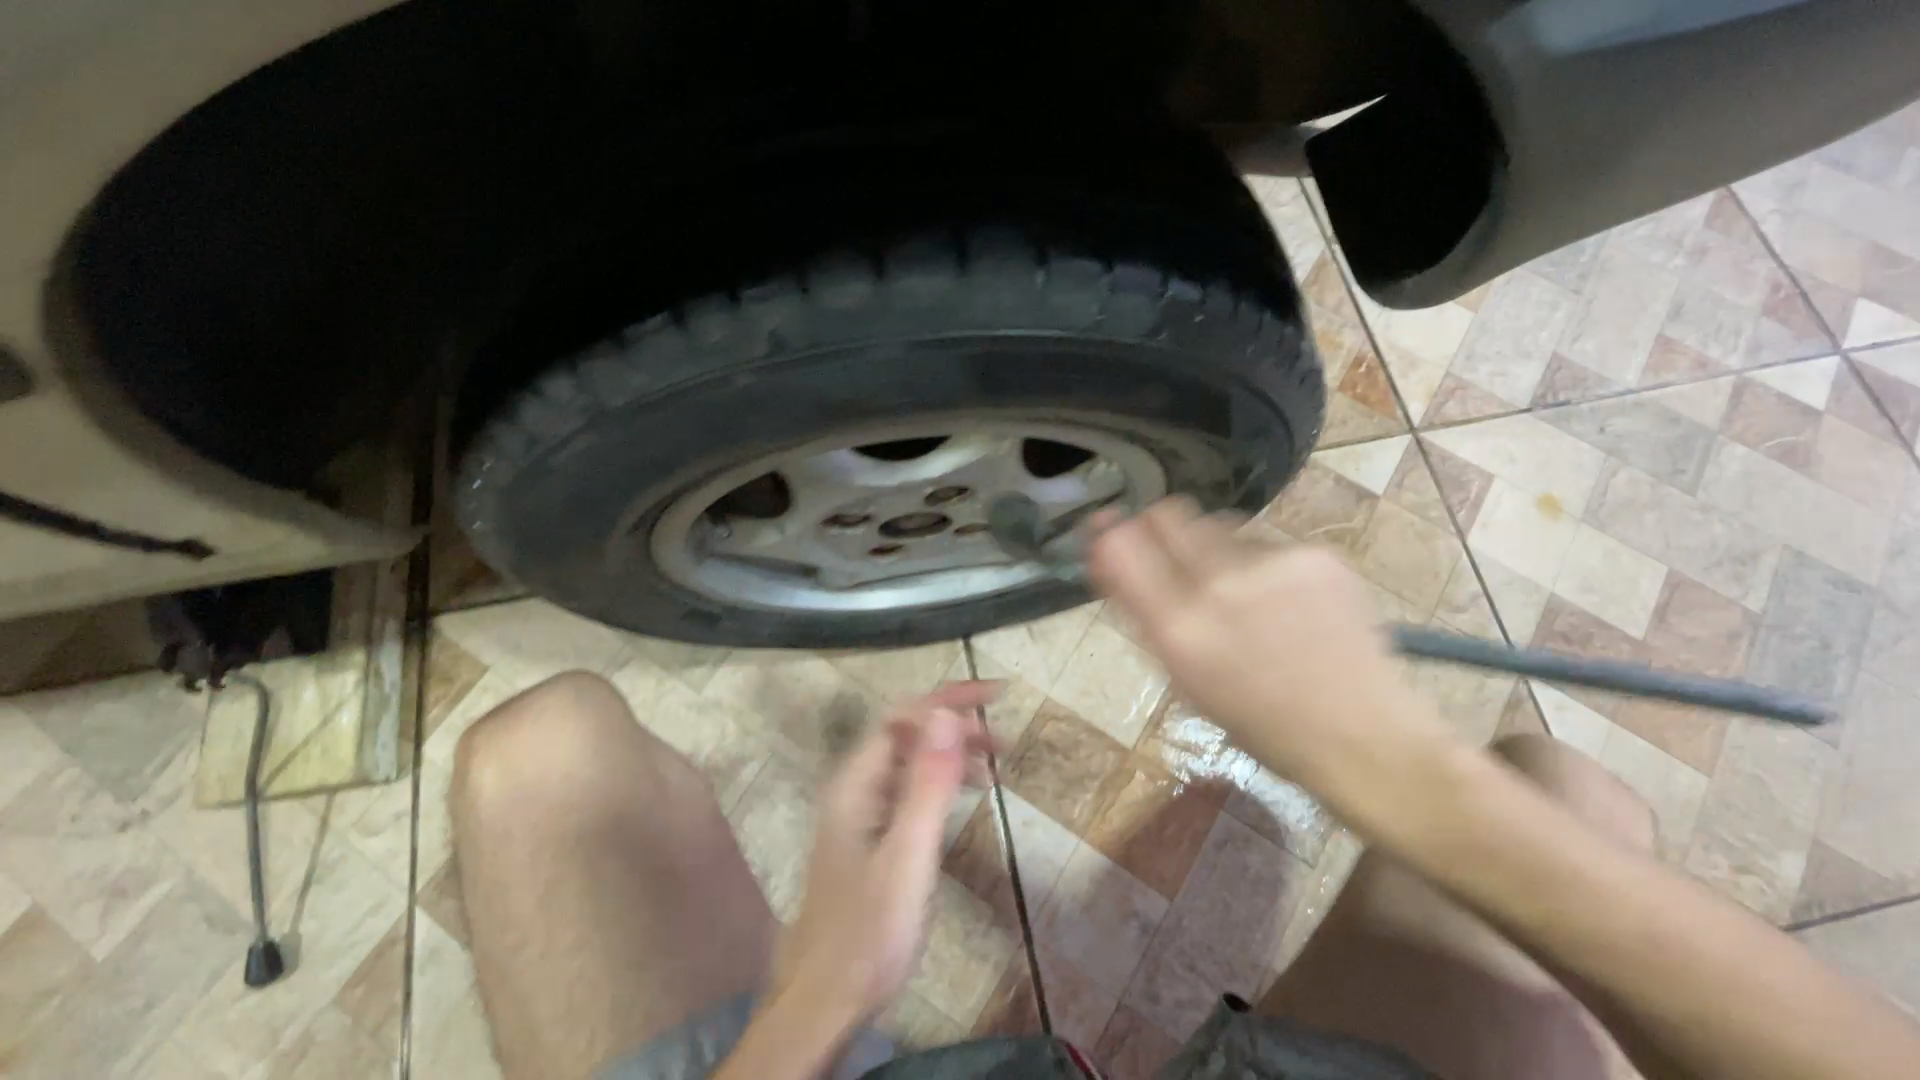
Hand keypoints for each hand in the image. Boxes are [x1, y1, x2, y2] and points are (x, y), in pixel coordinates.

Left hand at [771, 682, 998, 1023]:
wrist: (824, 1000)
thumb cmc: (868, 932)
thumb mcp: (907, 856)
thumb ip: (927, 785)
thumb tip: (946, 713)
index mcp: (856, 785)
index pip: (902, 716)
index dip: (947, 700)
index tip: (996, 699)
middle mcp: (853, 790)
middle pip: (904, 734)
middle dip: (953, 724)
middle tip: (1005, 738)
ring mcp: (858, 816)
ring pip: (907, 763)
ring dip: (949, 753)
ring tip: (995, 765)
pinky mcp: (869, 841)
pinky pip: (906, 792)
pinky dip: (939, 783)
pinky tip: (963, 797)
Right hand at [1087, 497, 1451, 790]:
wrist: (1362, 735)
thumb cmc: (1261, 724)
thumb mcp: (1185, 680)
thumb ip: (1146, 616)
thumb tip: (1109, 559)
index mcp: (1178, 629)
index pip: (1121, 544)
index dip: (1110, 532)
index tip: (1109, 530)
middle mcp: (1219, 585)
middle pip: (1169, 514)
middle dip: (1162, 528)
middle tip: (1175, 554)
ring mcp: (1272, 563)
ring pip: (1219, 527)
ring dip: (1215, 548)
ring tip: (1244, 592)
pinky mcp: (1315, 554)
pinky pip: (1267, 541)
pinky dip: (1265, 563)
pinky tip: (1287, 601)